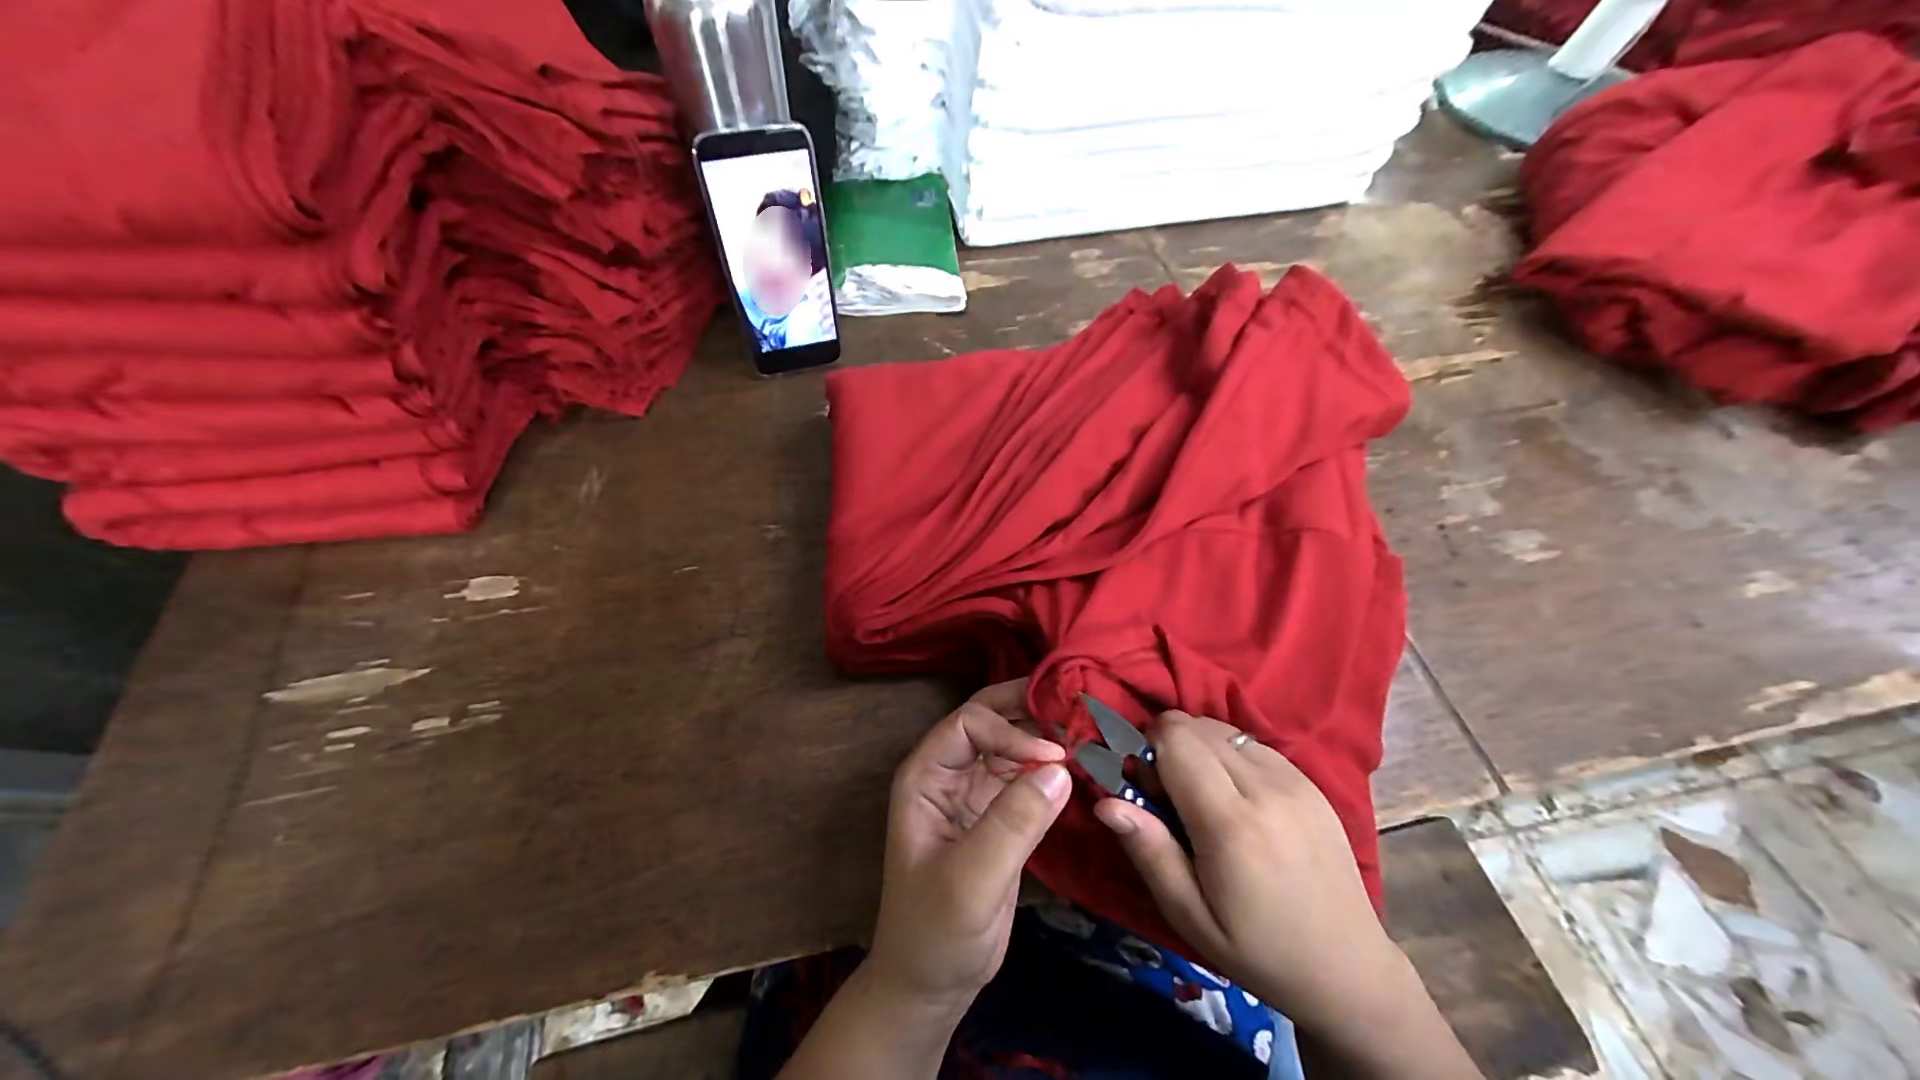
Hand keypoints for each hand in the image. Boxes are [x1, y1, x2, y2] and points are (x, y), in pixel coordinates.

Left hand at [866, 679, 1070, 1011]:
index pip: (969, 724)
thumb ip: (1013, 822)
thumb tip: (1060, 767)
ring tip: (1088, 733)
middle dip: (1029, 710)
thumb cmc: (936, 930)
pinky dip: (1052, 768)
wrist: (931, 982)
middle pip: (989, 719)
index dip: (1011, 731)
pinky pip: (1026, 776)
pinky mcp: (998, 814)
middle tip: (1077, 708)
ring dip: (1045, 736)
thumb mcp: (972, 879)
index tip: (1053, 757)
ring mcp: (974, 792)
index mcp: (926, 776)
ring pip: (1012, 744)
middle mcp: (949, 773)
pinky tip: (1081, 767)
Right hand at [1092, 711, 1407, 1034]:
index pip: (1176, 738)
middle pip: (1196, 726)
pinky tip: (1234, 795)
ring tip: (1202, 795)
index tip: (1145, 785)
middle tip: (1169, 795)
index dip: (1147, 749)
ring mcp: (1295, 781)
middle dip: (1168, 746)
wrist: (1347, 969)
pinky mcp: (1312, 782)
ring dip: (1198, 747)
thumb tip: (1105, 802)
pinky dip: (1229, 754)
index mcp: (1231, 824)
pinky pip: (1252, 743)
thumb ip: (1148, 851)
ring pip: (1223, 728)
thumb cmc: (1257, 949)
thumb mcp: (1189, 915)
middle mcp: (1266, 788)